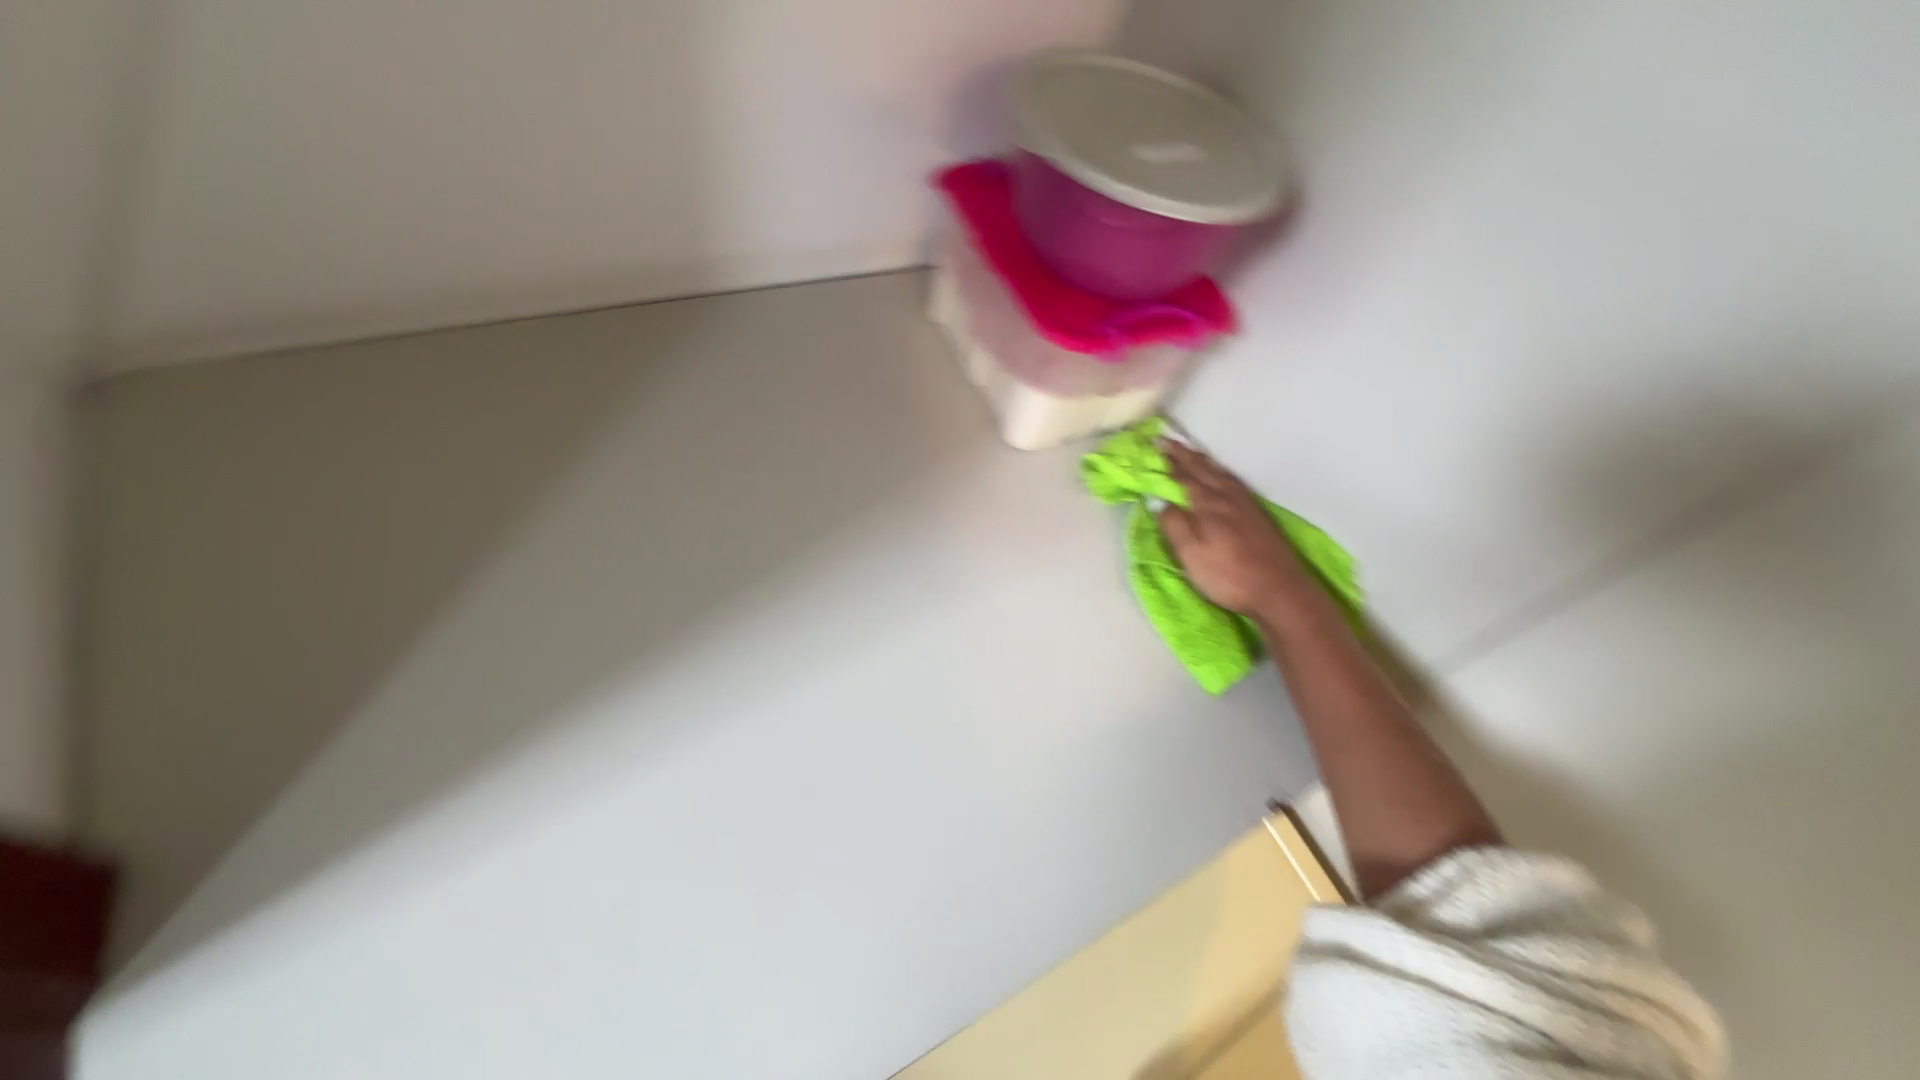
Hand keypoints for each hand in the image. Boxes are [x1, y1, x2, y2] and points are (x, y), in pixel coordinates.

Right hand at [1158, 441, 1312, 616]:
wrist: (1279, 590)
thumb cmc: (1228, 574)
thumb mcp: (1191, 553)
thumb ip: (1174, 524)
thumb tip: (1161, 500)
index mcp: (1207, 504)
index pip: (1184, 476)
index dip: (1169, 461)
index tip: (1156, 445)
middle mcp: (1227, 497)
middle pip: (1204, 469)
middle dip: (1185, 454)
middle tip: (1169, 440)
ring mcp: (1247, 504)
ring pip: (1221, 473)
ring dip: (1205, 461)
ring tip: (1194, 453)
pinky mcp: (1259, 515)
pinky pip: (1234, 482)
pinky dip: (1222, 472)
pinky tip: (1223, 477)